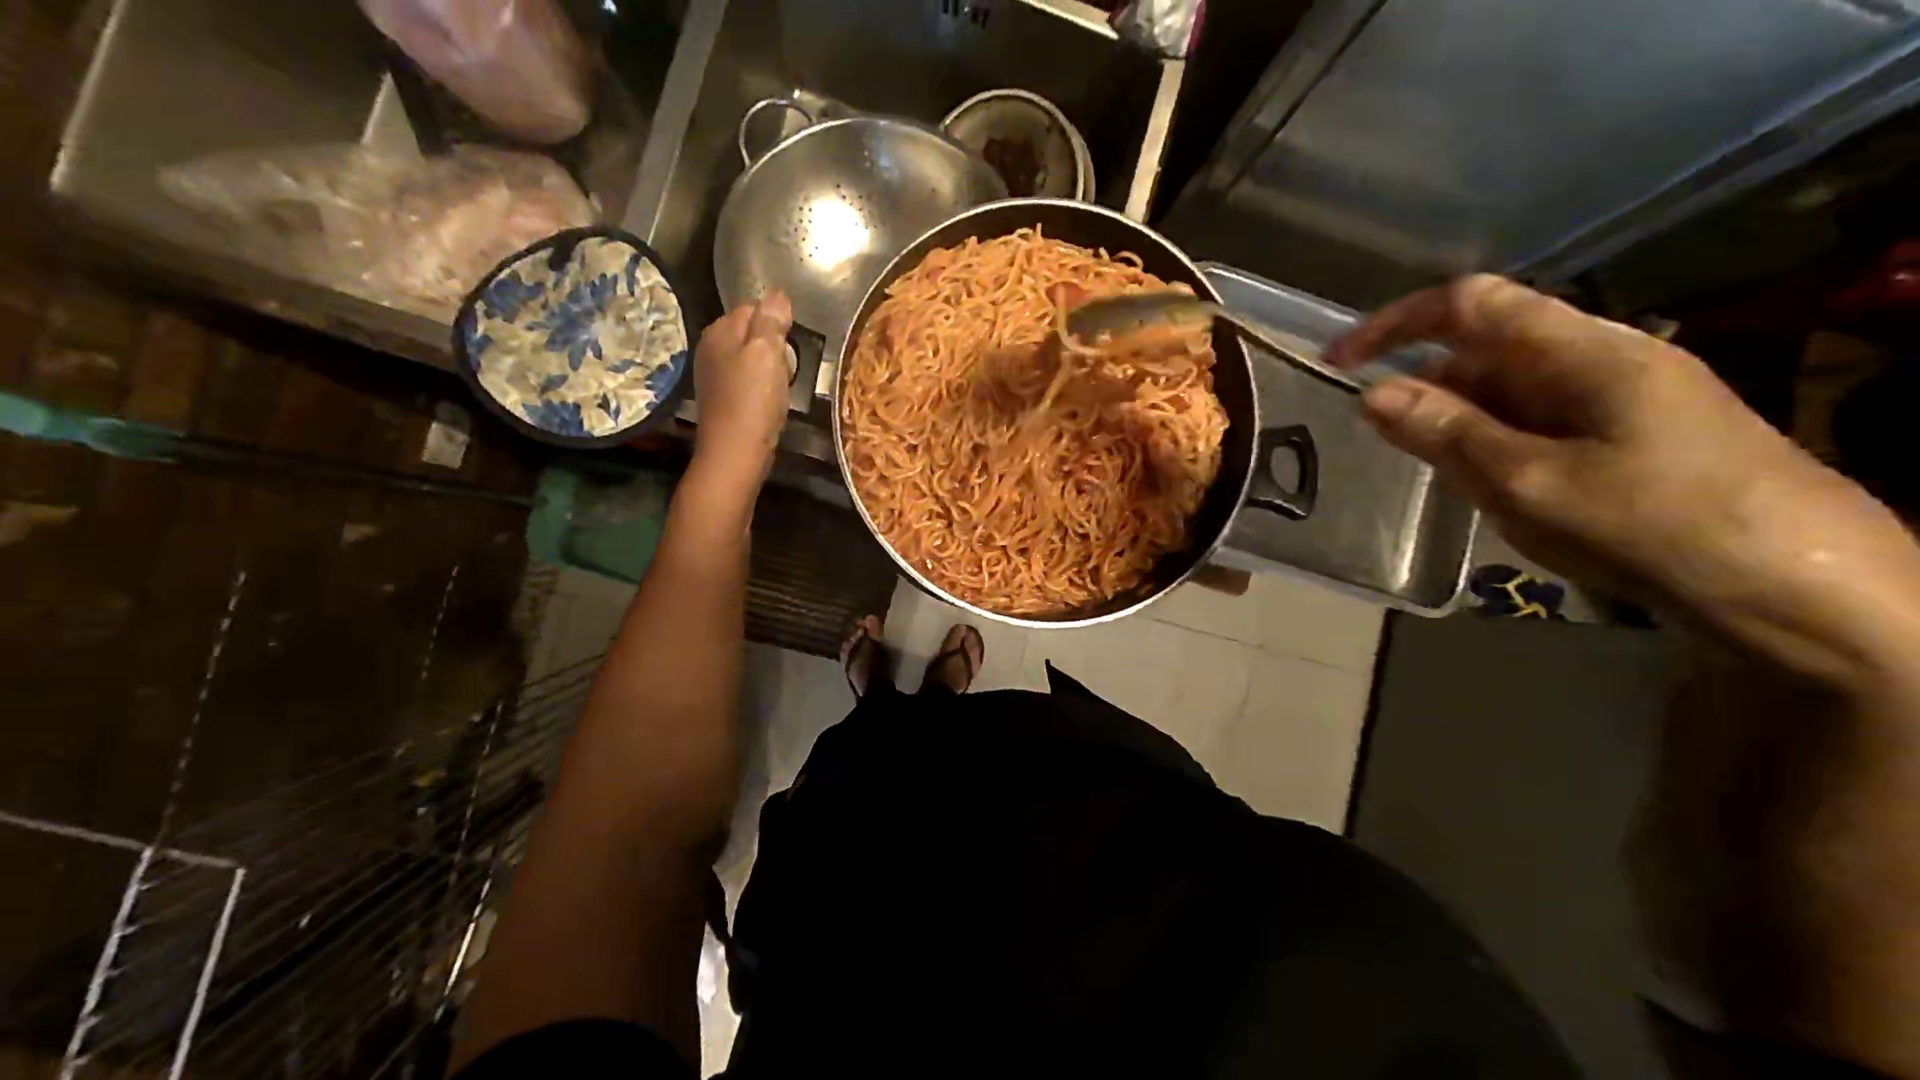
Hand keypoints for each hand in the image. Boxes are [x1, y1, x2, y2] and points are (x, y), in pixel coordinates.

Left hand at [692, 290, 793, 478]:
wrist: (735, 452)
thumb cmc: (753, 400)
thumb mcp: (767, 353)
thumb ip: (771, 320)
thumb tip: (778, 293)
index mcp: (720, 330)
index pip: (754, 307)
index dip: (778, 322)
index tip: (791, 344)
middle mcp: (711, 346)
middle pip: (752, 331)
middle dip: (774, 343)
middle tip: (788, 365)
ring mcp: (713, 372)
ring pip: (750, 355)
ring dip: (769, 366)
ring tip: (781, 384)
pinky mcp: (721, 396)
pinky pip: (746, 378)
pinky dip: (760, 384)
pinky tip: (769, 399)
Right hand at [1329, 276, 1919, 669]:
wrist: (1800, 589)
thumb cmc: (1656, 523)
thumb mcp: (1527, 481)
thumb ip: (1446, 432)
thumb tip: (1373, 393)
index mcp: (1581, 351)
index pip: (1471, 303)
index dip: (1396, 321)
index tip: (1340, 360)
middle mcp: (1599, 359)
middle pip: (1485, 348)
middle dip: (1427, 388)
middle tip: (1391, 446)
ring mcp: (1619, 398)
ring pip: (1507, 391)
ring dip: (1461, 426)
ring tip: (1455, 484)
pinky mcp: (1629, 435)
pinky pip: (1536, 424)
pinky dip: (1496, 448)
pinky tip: (1500, 494)